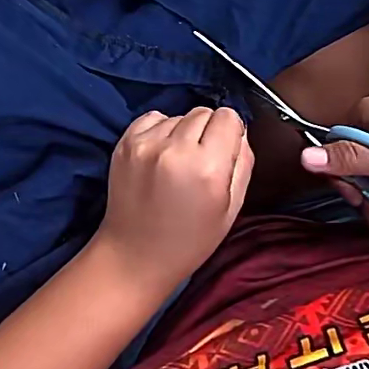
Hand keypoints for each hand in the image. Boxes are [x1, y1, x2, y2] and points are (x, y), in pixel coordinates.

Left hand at [93, 107, 254, 288]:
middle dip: (208, 132)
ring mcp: (146, 145)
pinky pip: (154, 118)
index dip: (231, 133)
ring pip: (179, 116)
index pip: (228, 117)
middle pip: (204, 113)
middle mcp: (175, 150)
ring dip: (183, 133)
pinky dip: (161, 131)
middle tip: (201, 163)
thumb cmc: (189, 240)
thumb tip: (240, 132)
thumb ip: (243, 162)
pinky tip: (160, 157)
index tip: (224, 151)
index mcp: (207, 168)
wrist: (134, 256)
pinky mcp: (125, 144)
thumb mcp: (232, 208)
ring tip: (177, 164)